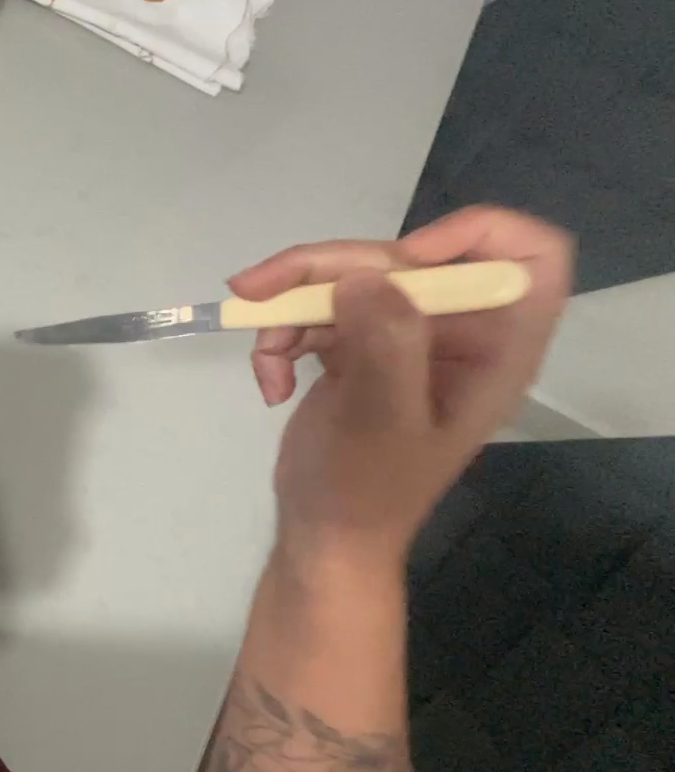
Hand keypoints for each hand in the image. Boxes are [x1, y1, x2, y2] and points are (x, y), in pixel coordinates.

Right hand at [229, 206, 573, 567]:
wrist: (324, 532)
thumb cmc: (364, 488)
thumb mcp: (380, 419)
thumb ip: (387, 343)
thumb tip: (361, 278)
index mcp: (493, 344)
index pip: (521, 254)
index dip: (463, 240)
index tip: (395, 263)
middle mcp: (452, 333)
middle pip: (397, 263)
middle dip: (320, 272)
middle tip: (249, 291)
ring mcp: (397, 342)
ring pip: (341, 287)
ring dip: (286, 316)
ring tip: (264, 364)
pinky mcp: (352, 354)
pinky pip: (312, 320)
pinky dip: (278, 344)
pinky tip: (269, 383)